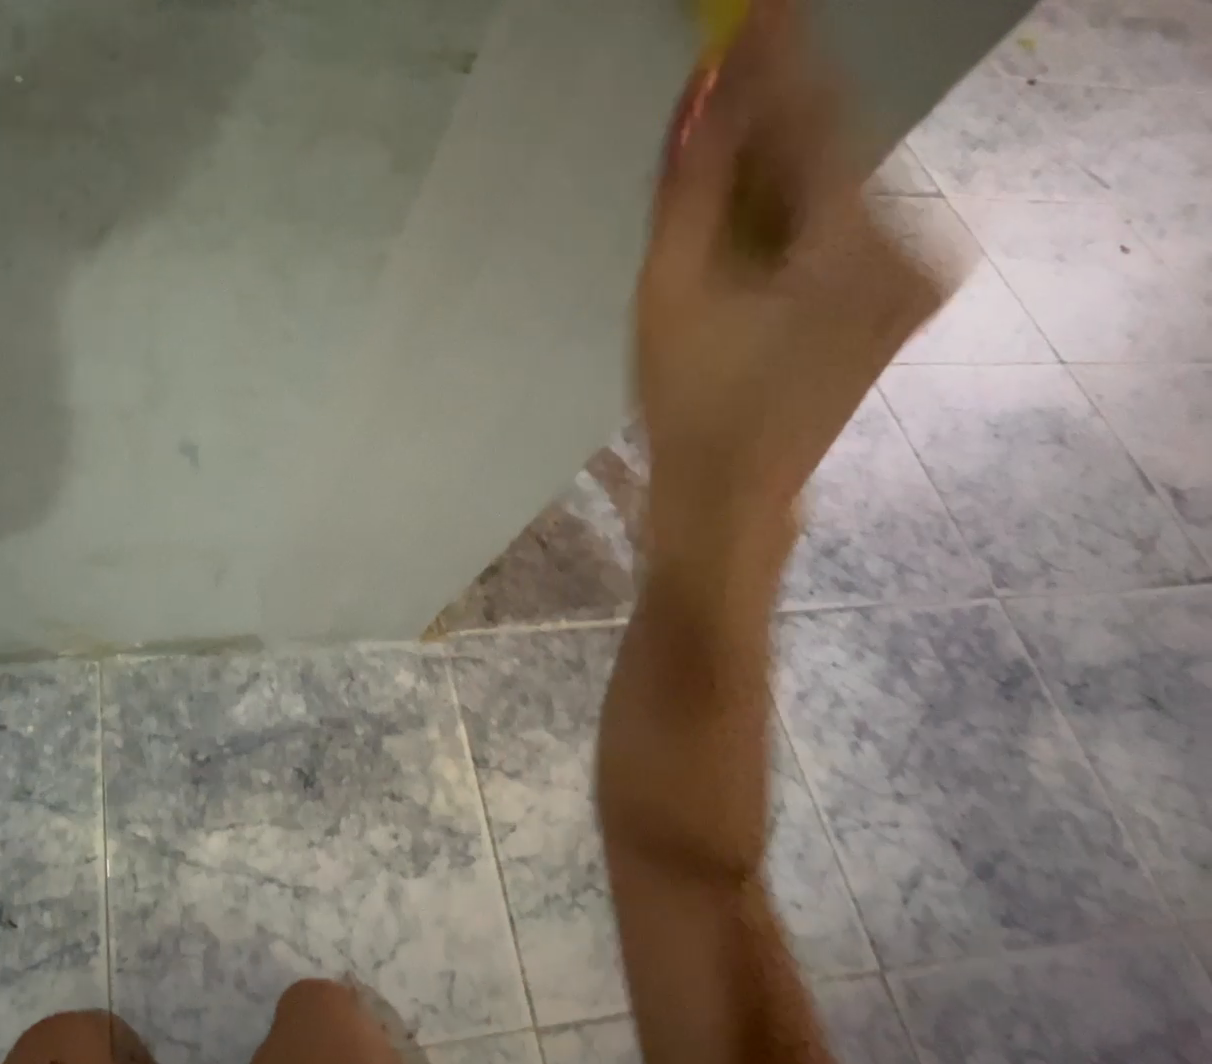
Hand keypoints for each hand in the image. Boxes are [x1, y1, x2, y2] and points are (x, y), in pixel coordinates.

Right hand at [634, 2, 946, 568]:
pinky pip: (840, 225)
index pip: (816, 121)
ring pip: (834, 188)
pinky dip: (790, 213)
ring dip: (773, 172)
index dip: (778, 60)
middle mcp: (913, 248)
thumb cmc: (688, 402)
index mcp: (858, 246)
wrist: (731, 495)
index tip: (752, 6)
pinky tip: (745, 228)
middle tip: (711, 97)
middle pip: (830, 153)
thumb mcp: (670, 289)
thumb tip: (705, 92)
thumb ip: (692, 185)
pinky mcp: (896, 297)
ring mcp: (913, 275)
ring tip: (713, 187)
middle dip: (767, 125)